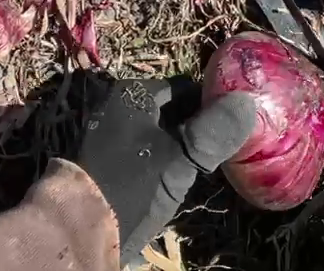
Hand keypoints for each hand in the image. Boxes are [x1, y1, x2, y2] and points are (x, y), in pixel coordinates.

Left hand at [66, 75, 258, 259]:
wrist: (76, 236)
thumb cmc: (130, 187)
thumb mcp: (179, 159)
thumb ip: (214, 130)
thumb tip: (247, 102)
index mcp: (133, 93)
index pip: (186, 88)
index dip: (211, 105)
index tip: (230, 127)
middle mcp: (117, 106)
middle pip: (172, 110)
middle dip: (194, 128)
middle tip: (219, 150)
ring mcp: (107, 135)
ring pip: (157, 134)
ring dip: (177, 148)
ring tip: (201, 168)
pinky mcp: (103, 164)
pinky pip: (142, 154)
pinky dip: (160, 163)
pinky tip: (174, 183)